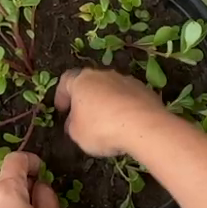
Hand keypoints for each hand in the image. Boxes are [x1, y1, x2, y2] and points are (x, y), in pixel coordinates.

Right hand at [53, 69, 169, 156]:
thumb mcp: (77, 133)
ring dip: (106, 103)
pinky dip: (124, 108)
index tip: (62, 109)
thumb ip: (72, 124)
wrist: (144, 125)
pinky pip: (128, 98)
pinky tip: (125, 125)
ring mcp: (126, 80)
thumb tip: (74, 121)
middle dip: (85, 100)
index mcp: (82, 80)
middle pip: (90, 84)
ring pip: (111, 90)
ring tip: (107, 124)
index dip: (62, 95)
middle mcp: (104, 74)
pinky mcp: (144, 90)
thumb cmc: (101, 127)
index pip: (66, 81)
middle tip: (83, 118)